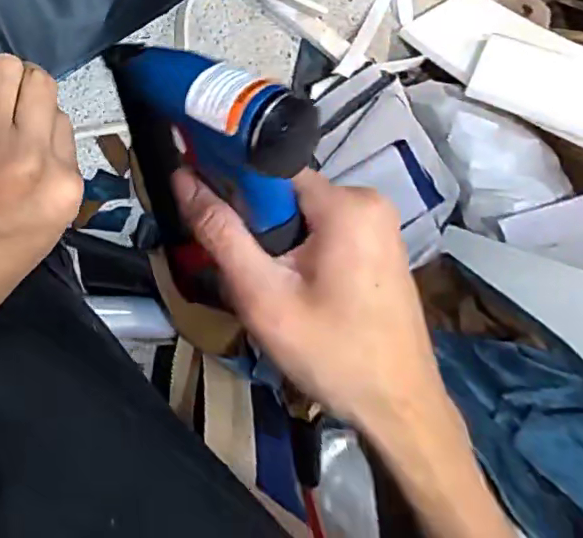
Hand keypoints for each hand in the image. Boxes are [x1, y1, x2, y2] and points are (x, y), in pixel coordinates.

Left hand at [0, 55, 82, 339]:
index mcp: (65, 189)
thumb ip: (49, 177)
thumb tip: (39, 131)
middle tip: (5, 110)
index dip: (40, 125)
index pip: (65, 123)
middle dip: (25, 90)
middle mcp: (36, 158)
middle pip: (43, 85)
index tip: (21, 139)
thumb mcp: (40, 230)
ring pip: (10, 67)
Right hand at [170, 167, 440, 429]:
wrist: (402, 416)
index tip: (203, 207)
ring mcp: (376, 223)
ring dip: (272, 238)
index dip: (230, 183)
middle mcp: (366, 201)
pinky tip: (290, 285)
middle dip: (253, 222)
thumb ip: (219, 232)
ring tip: (264, 282)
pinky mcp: (376, 244)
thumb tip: (180, 177)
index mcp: (346, 203)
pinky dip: (296, 248)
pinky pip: (319, 227)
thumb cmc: (332, 354)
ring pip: (298, 210)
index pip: (268, 167)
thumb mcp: (262, 295)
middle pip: (282, 190)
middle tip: (239, 265)